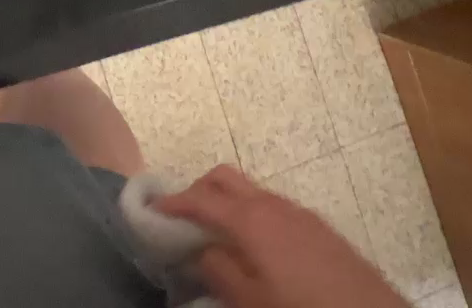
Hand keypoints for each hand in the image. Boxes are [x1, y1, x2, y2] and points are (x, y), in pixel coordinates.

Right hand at [156, 166, 406, 307]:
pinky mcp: (320, 229)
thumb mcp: (252, 302)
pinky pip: (274, 207)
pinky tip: (256, 249)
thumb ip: (219, 271)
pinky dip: (253, 214)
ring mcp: (300, 213)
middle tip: (182, 218)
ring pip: (251, 191)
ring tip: (216, 236)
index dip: (172, 201)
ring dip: (227, 202)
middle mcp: (272, 204)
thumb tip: (200, 249)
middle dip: (198, 189)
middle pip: (224, 177)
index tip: (151, 208)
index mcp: (250, 219)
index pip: (199, 197)